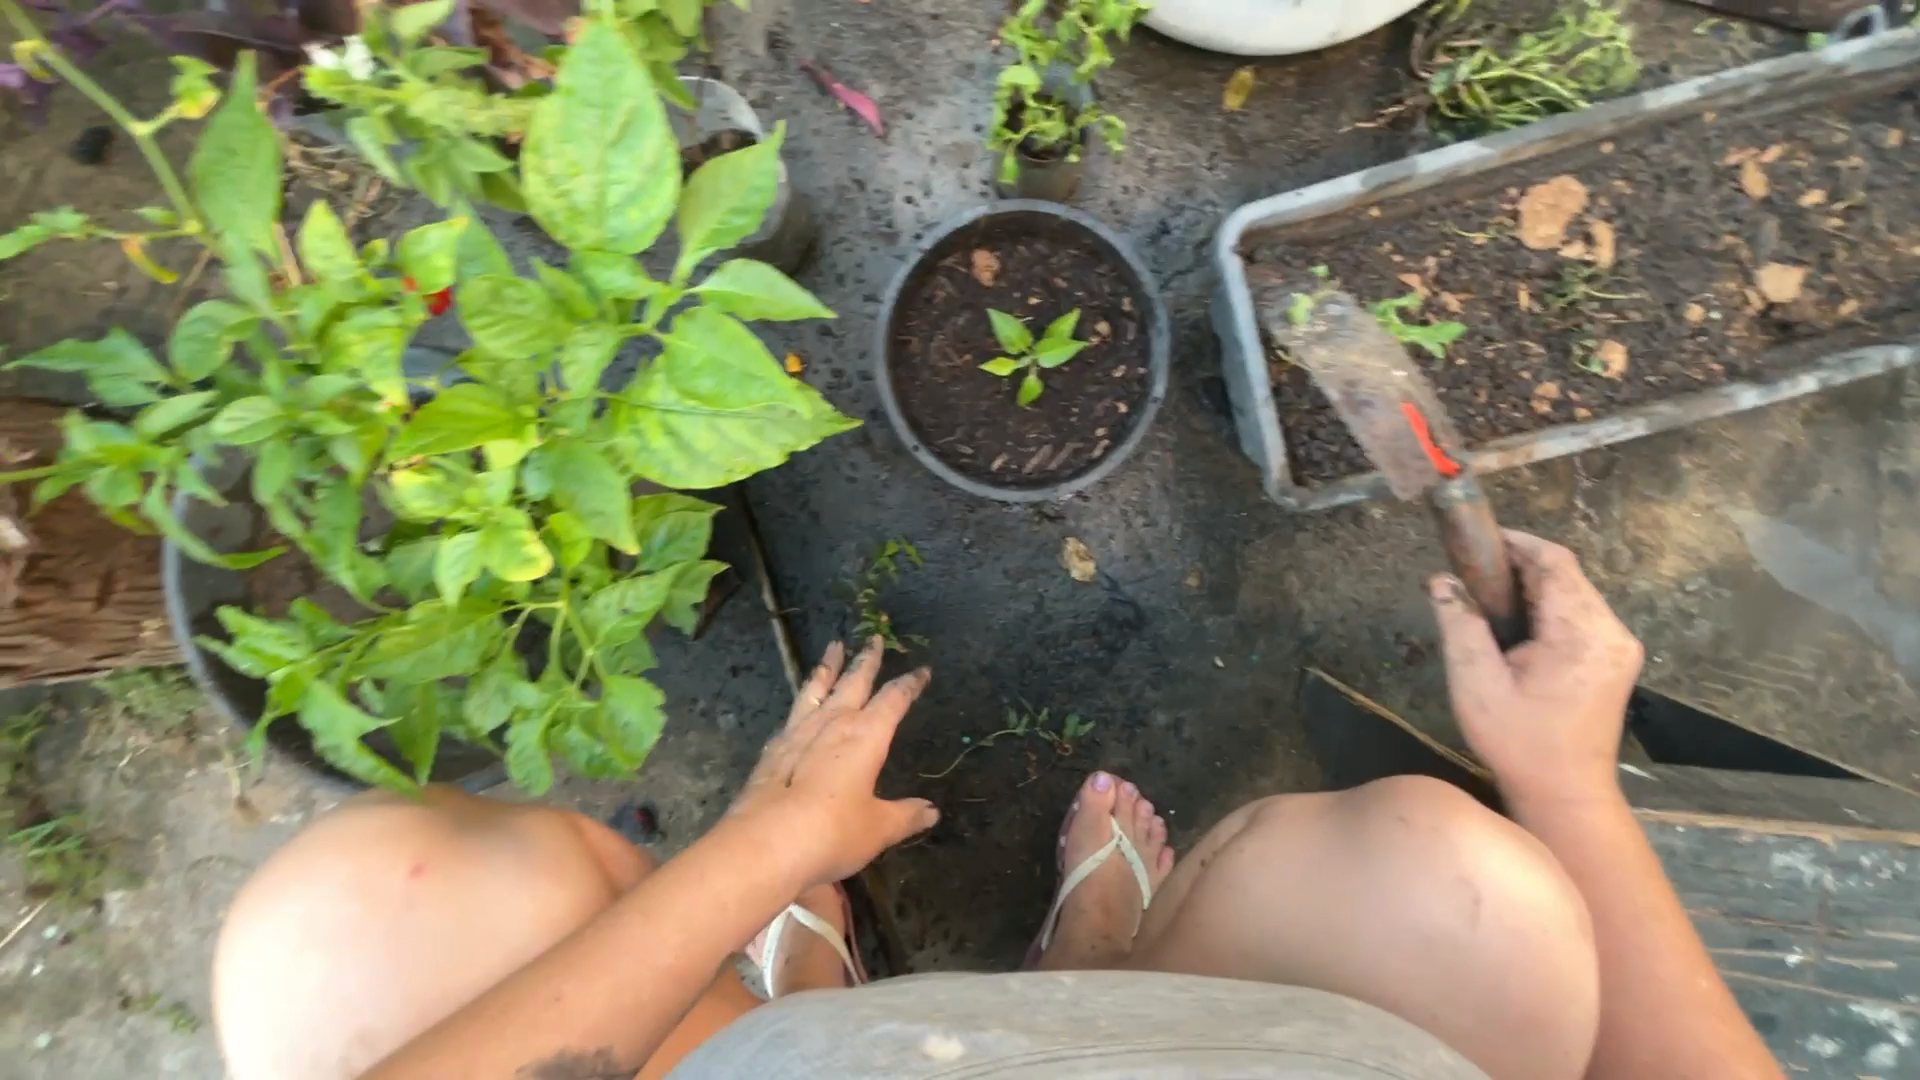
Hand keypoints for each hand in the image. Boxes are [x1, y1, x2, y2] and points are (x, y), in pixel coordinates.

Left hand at [728, 638, 939, 885]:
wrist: (767, 844)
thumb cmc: (834, 832)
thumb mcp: (879, 828)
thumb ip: (905, 815)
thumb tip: (931, 812)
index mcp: (867, 734)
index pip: (894, 699)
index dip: (910, 684)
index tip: (921, 671)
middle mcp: (834, 723)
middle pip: (854, 681)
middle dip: (867, 660)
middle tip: (873, 639)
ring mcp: (799, 733)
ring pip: (818, 688)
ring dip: (828, 667)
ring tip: (833, 647)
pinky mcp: (773, 749)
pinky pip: (793, 714)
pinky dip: (802, 702)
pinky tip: (799, 706)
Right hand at [1430, 529, 1642, 804]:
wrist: (1564, 790)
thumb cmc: (1516, 738)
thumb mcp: (1474, 681)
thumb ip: (1459, 624)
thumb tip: (1442, 581)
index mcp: (1580, 633)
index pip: (1555, 564)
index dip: (1516, 543)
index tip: (1474, 542)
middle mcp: (1611, 631)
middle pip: (1565, 574)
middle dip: (1517, 565)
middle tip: (1468, 575)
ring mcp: (1618, 645)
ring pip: (1572, 591)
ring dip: (1529, 585)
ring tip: (1483, 600)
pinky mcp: (1613, 657)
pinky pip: (1577, 612)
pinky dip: (1542, 605)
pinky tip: (1512, 624)